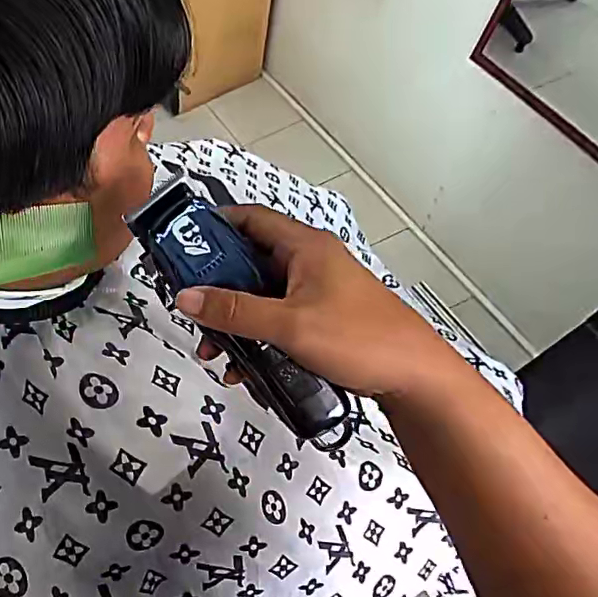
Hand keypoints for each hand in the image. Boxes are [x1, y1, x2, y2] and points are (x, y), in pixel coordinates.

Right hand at [174, 205, 448, 397]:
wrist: (413, 377)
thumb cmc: (365, 340)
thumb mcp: (289, 324)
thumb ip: (236, 311)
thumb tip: (189, 297)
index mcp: (305, 247)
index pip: (250, 219)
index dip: (214, 226)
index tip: (183, 244)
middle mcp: (309, 264)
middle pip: (249, 262)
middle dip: (217, 288)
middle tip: (193, 308)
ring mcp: (315, 292)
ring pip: (261, 297)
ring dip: (235, 320)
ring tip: (215, 349)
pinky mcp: (319, 319)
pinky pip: (276, 320)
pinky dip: (257, 337)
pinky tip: (246, 366)